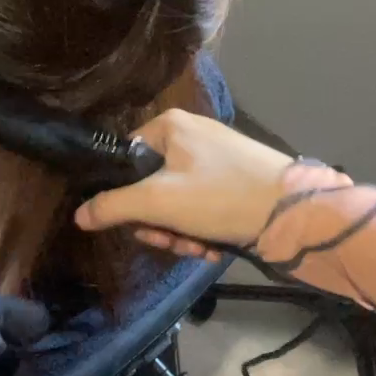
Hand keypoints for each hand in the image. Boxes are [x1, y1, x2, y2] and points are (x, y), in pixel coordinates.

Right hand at [73, 109, 294, 255]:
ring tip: (196, 248)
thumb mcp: (157, 202)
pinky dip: (200, 231)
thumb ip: (111, 207)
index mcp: (170, 126)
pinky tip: (211, 248)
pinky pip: (200, 208)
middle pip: (148, 187)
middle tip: (169, 241)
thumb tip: (78, 215)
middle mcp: (192, 137)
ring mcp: (217, 160)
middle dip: (156, 223)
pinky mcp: (236, 183)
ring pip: (174, 203)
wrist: (297, 216)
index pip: (124, 160)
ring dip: (178, 233)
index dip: (123, 197)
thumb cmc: (221, 197)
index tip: (137, 223)